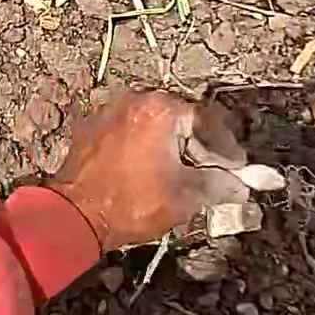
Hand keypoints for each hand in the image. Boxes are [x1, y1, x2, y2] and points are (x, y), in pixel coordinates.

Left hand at [47, 91, 251, 251]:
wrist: (73, 215)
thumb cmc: (132, 203)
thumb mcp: (186, 196)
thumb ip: (220, 184)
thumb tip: (241, 185)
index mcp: (161, 108)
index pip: (208, 120)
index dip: (227, 147)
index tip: (238, 168)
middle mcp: (136, 99)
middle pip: (182, 117)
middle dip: (201, 144)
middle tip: (215, 170)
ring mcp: (110, 110)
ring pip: (155, 122)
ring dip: (173, 143)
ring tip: (183, 171)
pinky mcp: (93, 126)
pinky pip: (131, 129)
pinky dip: (146, 144)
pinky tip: (151, 168)